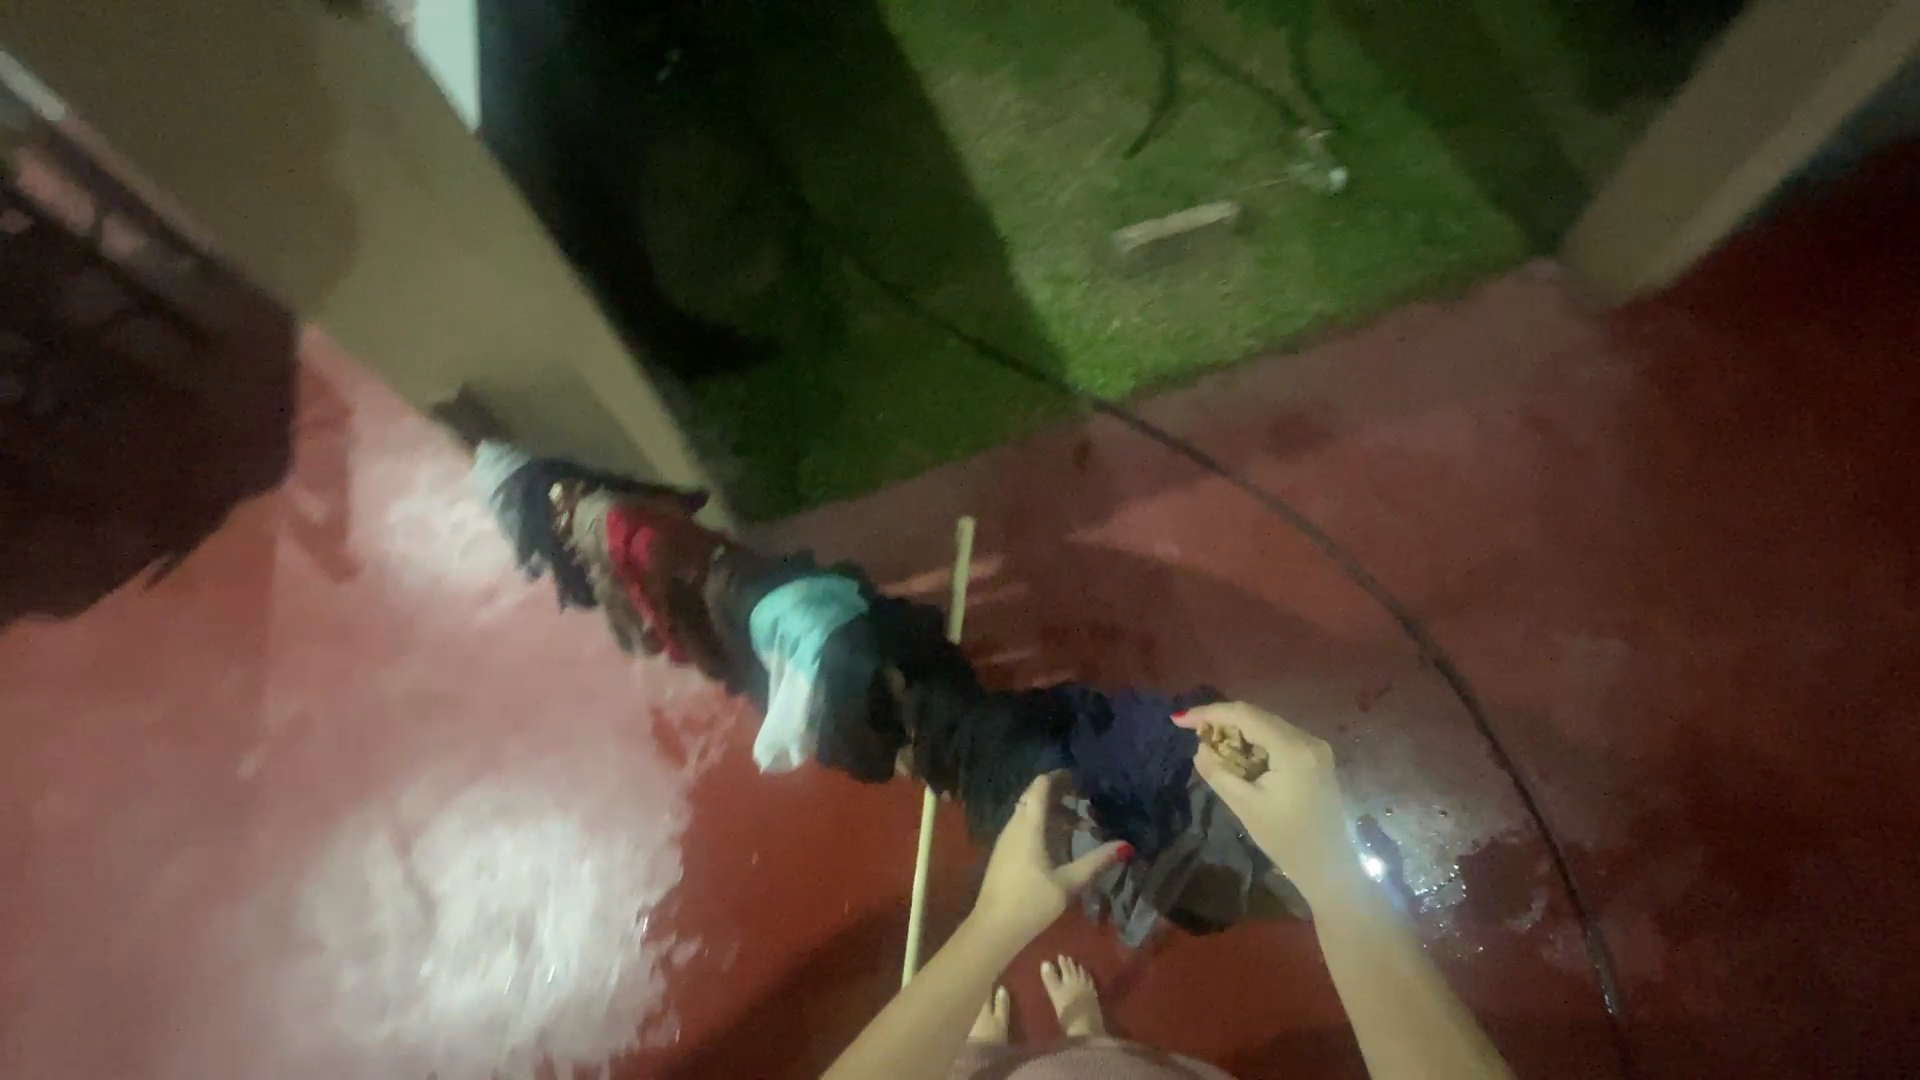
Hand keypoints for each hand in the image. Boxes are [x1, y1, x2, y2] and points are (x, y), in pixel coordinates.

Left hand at [969, 772, 1129, 945]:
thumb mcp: (1068, 883)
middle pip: (1035, 795)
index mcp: (1029, 825)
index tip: (1082, 778)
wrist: (993, 927)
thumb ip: (1096, 862)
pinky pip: (1024, 824)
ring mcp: (1007, 837)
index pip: (1040, 785)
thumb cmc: (1031, 902)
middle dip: (1060, 791)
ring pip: (1029, 810)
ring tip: (1080, 823)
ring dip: (1053, 810)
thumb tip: (1126, 845)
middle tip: (1086, 797)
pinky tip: (1060, 841)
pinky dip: (1043, 822)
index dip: (1060, 776)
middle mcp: (1015, 824)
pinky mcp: (1004, 850)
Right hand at [1175, 702, 1350, 885]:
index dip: (1209, 712)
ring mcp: (1314, 747)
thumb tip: (1200, 747)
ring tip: (1210, 743)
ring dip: (1236, 731)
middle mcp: (1308, 740)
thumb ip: (1217, 771)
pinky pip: (1276, 737)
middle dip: (1222, 721)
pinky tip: (1237, 754)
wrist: (1329, 869)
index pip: (1244, 715)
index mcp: (1293, 749)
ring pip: (1266, 724)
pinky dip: (1253, 741)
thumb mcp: (1244, 806)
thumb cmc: (1287, 840)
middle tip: (1192, 732)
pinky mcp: (1314, 757)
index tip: (1179, 719)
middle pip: (1256, 716)